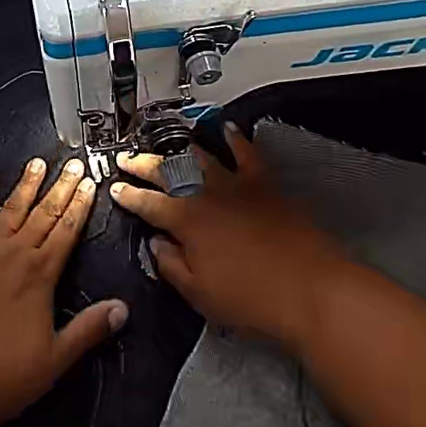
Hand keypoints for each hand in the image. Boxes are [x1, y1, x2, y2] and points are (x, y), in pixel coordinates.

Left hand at [0, 157, 125, 426]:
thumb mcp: (54, 360)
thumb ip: (88, 330)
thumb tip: (121, 309)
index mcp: (40, 275)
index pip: (67, 231)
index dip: (81, 206)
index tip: (90, 183)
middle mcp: (15, 255)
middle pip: (44, 213)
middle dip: (61, 187)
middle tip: (72, 163)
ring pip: (11, 210)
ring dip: (25, 185)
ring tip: (36, 163)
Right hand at [110, 125, 349, 343]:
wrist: (309, 288)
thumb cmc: (252, 297)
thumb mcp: (198, 293)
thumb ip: (171, 265)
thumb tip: (157, 245)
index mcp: (186, 220)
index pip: (148, 204)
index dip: (129, 196)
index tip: (117, 189)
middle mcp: (206, 193)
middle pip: (166, 170)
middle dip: (142, 163)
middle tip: (127, 159)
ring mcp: (235, 183)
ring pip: (199, 156)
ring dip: (177, 148)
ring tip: (164, 144)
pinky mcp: (263, 182)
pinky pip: (245, 152)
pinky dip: (234, 138)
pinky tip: (227, 129)